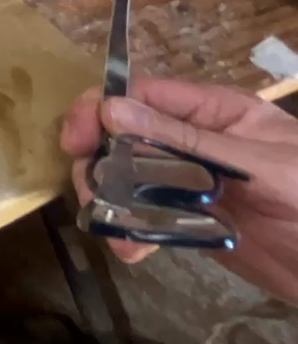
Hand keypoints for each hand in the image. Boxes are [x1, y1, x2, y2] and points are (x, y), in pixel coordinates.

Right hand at [60, 78, 297, 301]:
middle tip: (90, 191)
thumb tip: (110, 110)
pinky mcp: (185, 214)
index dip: (98, 111)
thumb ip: (190, 139)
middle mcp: (190, 139)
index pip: (138, 96)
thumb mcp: (266, 170)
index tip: (77, 141)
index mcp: (212, 114)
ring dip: (107, 199)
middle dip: (97, 163)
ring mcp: (185, 177)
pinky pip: (140, 211)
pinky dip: (128, 228)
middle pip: (117, 135)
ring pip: (120, 174)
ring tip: (114, 227)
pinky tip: (130, 247)